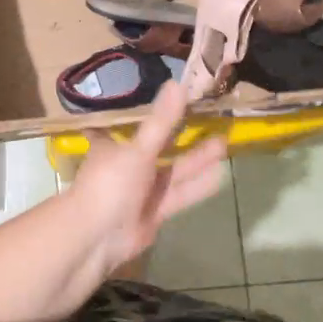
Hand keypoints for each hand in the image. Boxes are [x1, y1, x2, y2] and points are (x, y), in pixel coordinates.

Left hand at [67, 81, 229, 275]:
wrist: (97, 238)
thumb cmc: (109, 185)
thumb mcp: (136, 150)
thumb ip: (161, 123)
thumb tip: (179, 83)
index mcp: (113, 146)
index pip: (131, 123)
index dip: (151, 112)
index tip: (176, 97)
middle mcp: (128, 165)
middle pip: (160, 147)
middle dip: (184, 135)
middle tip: (214, 118)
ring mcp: (142, 190)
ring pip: (173, 171)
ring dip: (197, 159)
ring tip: (224, 142)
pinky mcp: (155, 211)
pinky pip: (179, 194)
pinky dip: (197, 186)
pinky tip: (220, 174)